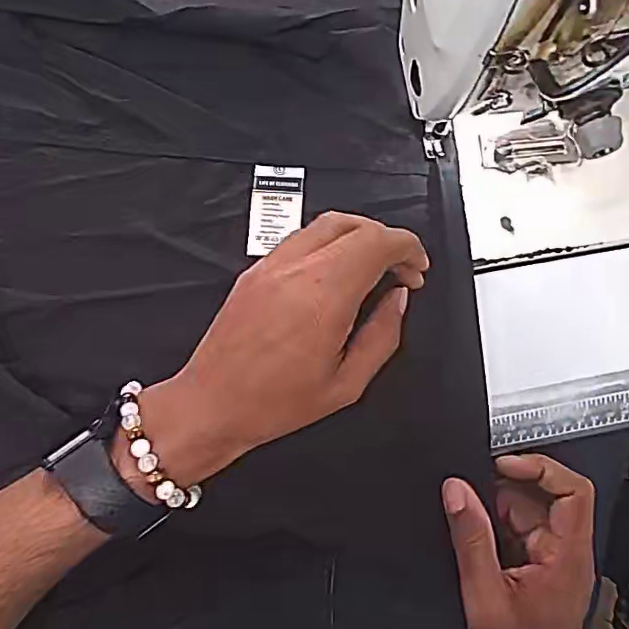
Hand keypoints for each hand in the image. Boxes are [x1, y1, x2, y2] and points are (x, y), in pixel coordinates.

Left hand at [123, 212, 428, 491]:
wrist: (212, 404)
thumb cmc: (269, 403)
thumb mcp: (347, 384)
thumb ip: (383, 336)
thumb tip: (397, 302)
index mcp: (323, 297)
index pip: (378, 241)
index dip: (408, 247)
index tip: (416, 265)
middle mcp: (294, 271)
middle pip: (354, 223)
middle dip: (388, 239)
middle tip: (401, 268)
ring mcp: (270, 267)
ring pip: (325, 224)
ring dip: (358, 237)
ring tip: (371, 268)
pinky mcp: (253, 272)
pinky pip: (299, 240)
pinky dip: (328, 245)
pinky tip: (335, 274)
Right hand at [443, 454, 596, 628]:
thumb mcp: (484, 598)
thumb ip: (471, 538)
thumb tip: (456, 490)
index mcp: (566, 557)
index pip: (573, 490)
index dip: (540, 467)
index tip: (501, 464)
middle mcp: (567, 555)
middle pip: (543, 499)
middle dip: (502, 494)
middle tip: (467, 505)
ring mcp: (556, 564)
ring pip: (528, 516)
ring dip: (496, 515)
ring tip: (468, 534)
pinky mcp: (543, 573)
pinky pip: (520, 536)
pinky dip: (496, 533)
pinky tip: (476, 550)